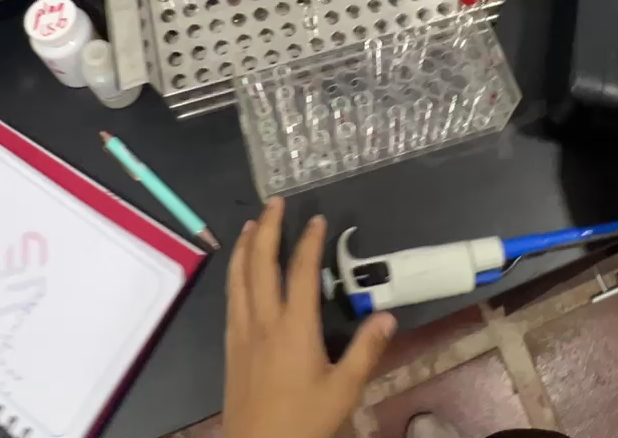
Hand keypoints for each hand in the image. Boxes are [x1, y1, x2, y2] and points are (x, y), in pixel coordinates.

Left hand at [223, 197, 395, 437]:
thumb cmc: (303, 422)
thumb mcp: (343, 392)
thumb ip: (365, 351)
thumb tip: (386, 315)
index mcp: (294, 327)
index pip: (301, 271)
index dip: (308, 241)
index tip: (316, 218)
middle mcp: (264, 320)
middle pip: (261, 263)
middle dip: (268, 228)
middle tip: (276, 202)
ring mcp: (242, 331)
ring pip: (238, 277)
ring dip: (245, 245)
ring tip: (252, 223)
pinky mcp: (231, 346)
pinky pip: (230, 297)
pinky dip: (234, 272)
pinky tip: (237, 270)